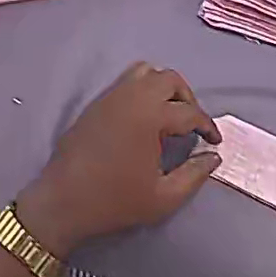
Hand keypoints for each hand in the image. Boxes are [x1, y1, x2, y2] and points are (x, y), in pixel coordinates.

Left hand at [15, 63, 222, 256]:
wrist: (62, 204)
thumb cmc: (114, 202)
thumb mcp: (164, 198)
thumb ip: (194, 175)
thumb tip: (212, 157)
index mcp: (149, 117)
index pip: (189, 112)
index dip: (207, 127)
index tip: (214, 142)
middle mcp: (130, 97)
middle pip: (169, 79)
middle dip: (188, 99)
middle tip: (192, 125)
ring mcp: (110, 97)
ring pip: (145, 73)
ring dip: (164, 88)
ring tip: (169, 115)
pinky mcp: (95, 104)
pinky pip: (125, 82)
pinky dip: (143, 90)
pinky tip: (145, 117)